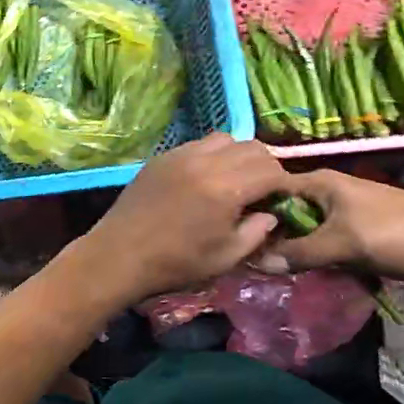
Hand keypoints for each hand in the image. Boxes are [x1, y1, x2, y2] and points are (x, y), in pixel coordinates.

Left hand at [70, 134, 288, 301]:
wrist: (119, 256)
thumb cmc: (176, 264)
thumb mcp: (226, 257)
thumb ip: (257, 232)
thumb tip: (271, 213)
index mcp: (225, 188)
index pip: (271, 170)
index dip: (284, 184)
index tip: (283, 200)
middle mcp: (205, 162)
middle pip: (252, 147)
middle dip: (265, 167)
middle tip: (262, 192)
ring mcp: (180, 154)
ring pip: (225, 139)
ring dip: (238, 156)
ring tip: (235, 182)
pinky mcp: (162, 157)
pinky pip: (198, 144)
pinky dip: (212, 155)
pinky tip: (206, 179)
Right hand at [254, 169, 403, 280]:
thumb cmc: (399, 233)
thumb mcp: (344, 243)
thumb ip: (300, 252)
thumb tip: (255, 262)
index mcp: (318, 183)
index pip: (268, 190)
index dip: (248, 211)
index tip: (230, 237)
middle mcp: (323, 193)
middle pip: (281, 213)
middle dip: (265, 235)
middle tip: (246, 262)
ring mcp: (338, 214)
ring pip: (298, 231)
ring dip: (287, 250)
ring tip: (265, 271)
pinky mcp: (350, 234)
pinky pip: (317, 244)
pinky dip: (307, 257)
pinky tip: (296, 273)